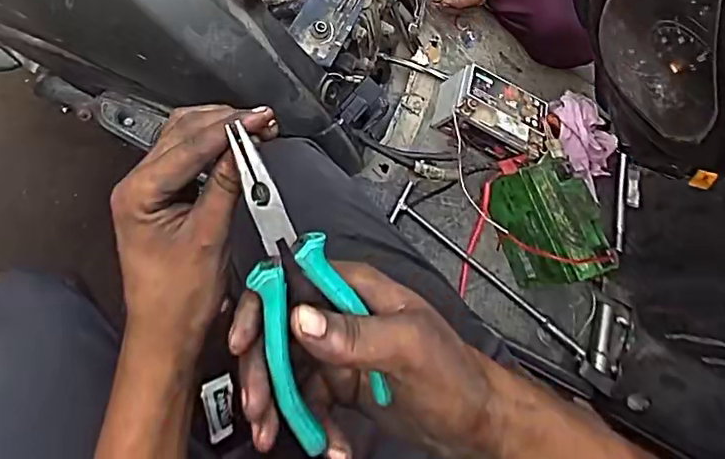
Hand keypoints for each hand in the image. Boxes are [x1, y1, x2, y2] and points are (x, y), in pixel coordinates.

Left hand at [111, 105, 277, 353]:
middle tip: (260, 121)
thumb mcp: (208, 238)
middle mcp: (136, 183)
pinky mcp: (160, 192)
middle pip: (183, 130)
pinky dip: (212, 145)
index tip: (257, 119)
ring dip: (219, 128)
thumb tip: (244, 147)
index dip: (228, 128)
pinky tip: (233, 146)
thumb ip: (226, 185)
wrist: (164, 337)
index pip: (189, 145)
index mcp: (138, 192)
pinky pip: (186, 153)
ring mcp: (145, 186)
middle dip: (225, 121)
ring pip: (183, 135)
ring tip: (252, 128)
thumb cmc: (176, 302)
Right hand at [229, 263, 500, 458]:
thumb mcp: (406, 347)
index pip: (290, 282)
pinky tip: (330, 447)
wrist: (481, 424)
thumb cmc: (455, 373)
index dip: (260, 306)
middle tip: (258, 406)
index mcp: (351, 287)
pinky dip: (312, 426)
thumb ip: (353, 331)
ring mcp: (339, 347)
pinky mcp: (343, 381)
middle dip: (265, 369)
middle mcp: (339, 311)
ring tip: (277, 434)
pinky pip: (310, 400)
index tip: (243, 341)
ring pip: (289, 367)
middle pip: (280, 328)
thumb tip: (300, 317)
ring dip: (280, 403)